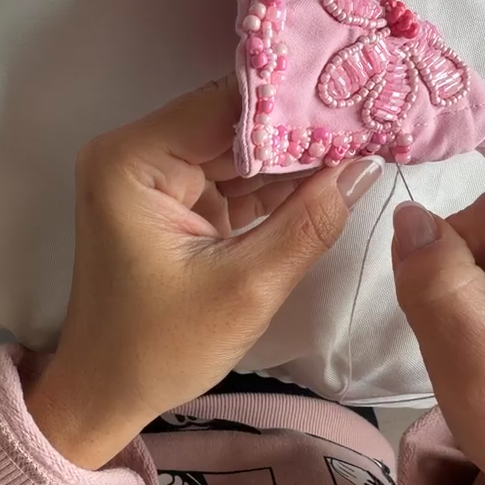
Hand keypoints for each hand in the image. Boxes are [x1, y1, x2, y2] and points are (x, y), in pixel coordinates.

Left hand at [28, 76, 385, 468]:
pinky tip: (333, 172)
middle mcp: (135, 154)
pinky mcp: (170, 201)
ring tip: (371, 135)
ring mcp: (153, 176)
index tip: (365, 93)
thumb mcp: (245, 289)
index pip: (227, 105)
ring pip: (237, 148)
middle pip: (233, 121)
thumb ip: (309, 222)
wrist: (105, 391)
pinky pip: (231, 178)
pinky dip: (276, 183)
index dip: (298, 101)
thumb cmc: (159, 349)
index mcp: (133, 162)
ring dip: (297, 153)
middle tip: (379, 112)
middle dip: (304, 126)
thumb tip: (367, 164)